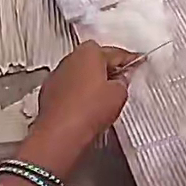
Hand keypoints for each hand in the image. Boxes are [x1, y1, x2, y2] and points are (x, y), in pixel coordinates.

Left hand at [20, 41, 134, 174]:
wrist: (61, 132)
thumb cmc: (87, 110)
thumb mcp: (119, 94)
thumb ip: (123, 82)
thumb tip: (120, 82)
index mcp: (89, 52)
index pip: (115, 53)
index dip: (129, 60)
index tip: (136, 63)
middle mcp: (69, 59)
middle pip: (94, 61)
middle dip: (107, 70)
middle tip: (122, 82)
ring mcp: (56, 76)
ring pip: (79, 75)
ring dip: (90, 83)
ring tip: (103, 100)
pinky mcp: (48, 94)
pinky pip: (68, 89)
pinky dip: (77, 95)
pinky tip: (86, 108)